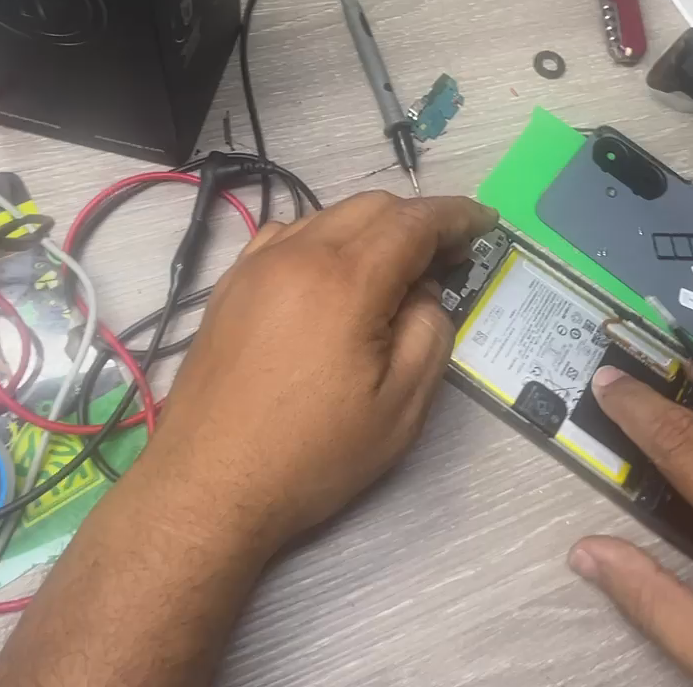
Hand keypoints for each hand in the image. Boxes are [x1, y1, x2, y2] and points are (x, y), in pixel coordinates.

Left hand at [138, 190, 497, 550]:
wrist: (207, 486)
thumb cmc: (312, 454)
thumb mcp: (400, 407)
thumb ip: (429, 331)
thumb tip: (424, 289)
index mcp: (345, 280)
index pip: (414, 222)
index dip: (456, 216)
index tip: (485, 223)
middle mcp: (298, 254)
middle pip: (372, 207)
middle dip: (418, 220)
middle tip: (447, 257)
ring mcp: (257, 264)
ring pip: (329, 215)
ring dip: (373, 228)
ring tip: (394, 269)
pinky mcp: (232, 282)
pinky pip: (289, 234)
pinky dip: (326, 237)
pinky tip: (333, 273)